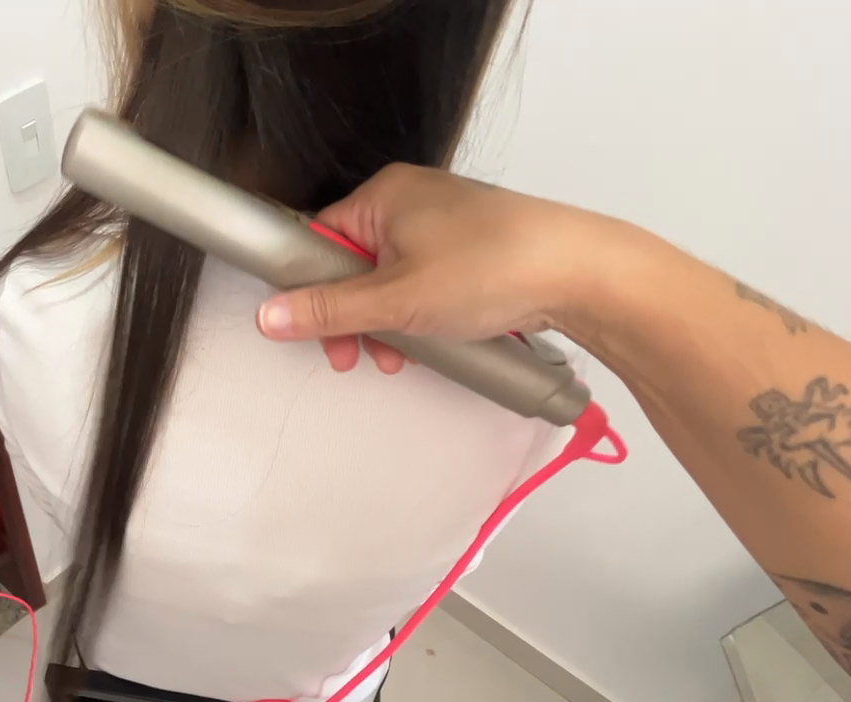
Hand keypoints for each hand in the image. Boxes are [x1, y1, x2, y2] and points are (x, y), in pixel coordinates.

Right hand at [254, 164, 638, 371]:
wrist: (581, 275)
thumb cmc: (494, 267)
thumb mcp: (393, 299)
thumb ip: (326, 310)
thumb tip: (269, 316)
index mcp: (383, 197)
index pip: (316, 241)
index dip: (308, 291)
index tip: (311, 328)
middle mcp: (407, 204)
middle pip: (346, 268)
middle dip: (348, 319)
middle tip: (354, 354)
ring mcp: (435, 227)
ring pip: (380, 284)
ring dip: (379, 326)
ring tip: (398, 354)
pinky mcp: (458, 251)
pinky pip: (411, 286)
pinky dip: (409, 318)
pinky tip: (421, 342)